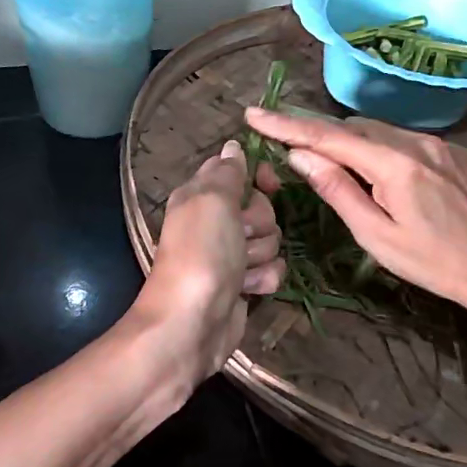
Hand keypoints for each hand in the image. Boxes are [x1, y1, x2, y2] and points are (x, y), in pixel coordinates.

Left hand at [125, 140, 284, 384]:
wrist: (193, 321)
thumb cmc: (201, 252)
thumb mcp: (212, 199)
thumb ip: (227, 171)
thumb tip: (233, 146)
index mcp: (201, 196)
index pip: (237, 170)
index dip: (256, 176)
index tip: (268, 184)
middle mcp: (216, 222)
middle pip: (262, 207)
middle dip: (260, 222)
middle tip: (241, 235)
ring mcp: (232, 255)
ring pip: (272, 239)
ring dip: (261, 254)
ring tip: (240, 269)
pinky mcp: (246, 283)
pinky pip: (273, 269)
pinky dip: (264, 279)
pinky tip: (248, 289)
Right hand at [243, 107, 466, 350]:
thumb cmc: (433, 264)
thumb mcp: (376, 236)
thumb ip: (337, 190)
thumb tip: (300, 154)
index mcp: (395, 164)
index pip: (330, 136)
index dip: (288, 125)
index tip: (254, 114)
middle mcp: (419, 142)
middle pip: (355, 127)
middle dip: (321, 135)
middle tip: (295, 153)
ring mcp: (442, 144)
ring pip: (382, 132)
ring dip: (354, 144)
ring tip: (340, 170)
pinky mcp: (457, 152)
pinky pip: (408, 141)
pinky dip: (384, 150)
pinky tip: (386, 178)